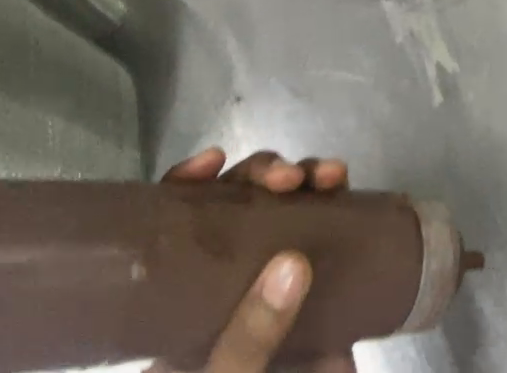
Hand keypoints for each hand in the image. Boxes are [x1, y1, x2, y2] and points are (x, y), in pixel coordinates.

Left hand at [156, 148, 356, 372]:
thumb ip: (250, 341)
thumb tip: (293, 262)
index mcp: (180, 308)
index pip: (170, 233)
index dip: (185, 189)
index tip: (212, 165)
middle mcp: (225, 287)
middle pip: (232, 211)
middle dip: (260, 177)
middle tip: (288, 177)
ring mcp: (274, 287)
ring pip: (282, 213)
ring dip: (303, 178)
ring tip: (325, 174)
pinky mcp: (319, 295)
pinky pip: (322, 237)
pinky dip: (330, 202)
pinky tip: (335, 182)